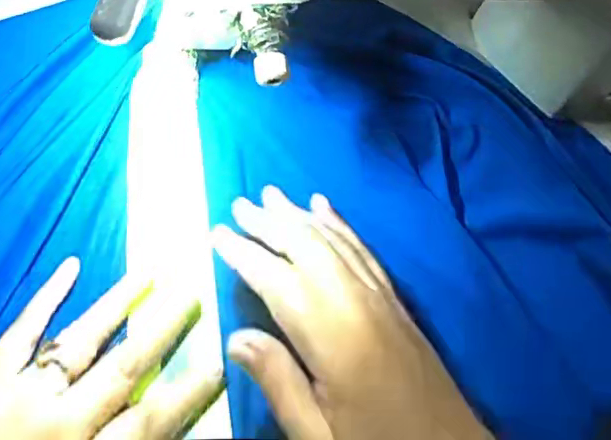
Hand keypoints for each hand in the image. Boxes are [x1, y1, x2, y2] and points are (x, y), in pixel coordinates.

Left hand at [0, 258, 222, 439]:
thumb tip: (147, 428)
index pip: (149, 422)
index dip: (188, 391)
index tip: (219, 360)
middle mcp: (58, 422)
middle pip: (124, 367)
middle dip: (163, 329)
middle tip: (195, 292)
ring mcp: (20, 394)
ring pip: (82, 339)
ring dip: (118, 303)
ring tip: (150, 270)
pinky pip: (21, 333)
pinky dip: (46, 297)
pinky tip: (70, 266)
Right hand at [211, 187, 491, 439]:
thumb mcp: (318, 434)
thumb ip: (279, 381)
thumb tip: (236, 336)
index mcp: (331, 333)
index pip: (277, 279)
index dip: (245, 253)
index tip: (217, 232)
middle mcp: (355, 297)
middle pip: (306, 246)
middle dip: (270, 222)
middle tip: (239, 204)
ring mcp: (378, 291)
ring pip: (332, 239)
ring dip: (299, 214)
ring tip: (272, 194)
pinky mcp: (393, 295)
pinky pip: (360, 246)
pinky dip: (338, 222)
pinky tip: (324, 207)